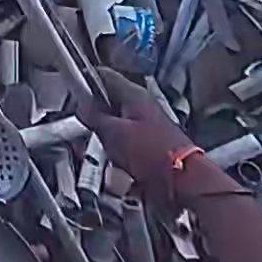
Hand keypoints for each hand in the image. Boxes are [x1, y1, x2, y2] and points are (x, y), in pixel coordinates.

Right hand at [78, 69, 204, 196]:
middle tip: (85, 129)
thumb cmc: (155, 154)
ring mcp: (150, 129)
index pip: (103, 75)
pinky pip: (128, 148)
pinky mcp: (154, 150)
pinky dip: (120, 156)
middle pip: (108, 104)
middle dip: (95, 119)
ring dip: (107, 141)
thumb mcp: (114, 132)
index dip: (85, 80)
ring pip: (117, 128)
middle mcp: (143, 108)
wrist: (188, 186)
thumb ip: (93, 115)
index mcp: (134, 95)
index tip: (73, 89)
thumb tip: (81, 105)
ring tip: (104, 153)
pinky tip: (119, 168)